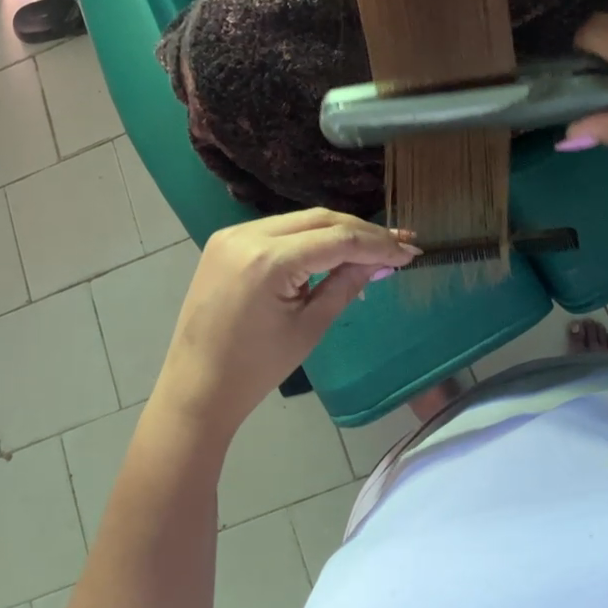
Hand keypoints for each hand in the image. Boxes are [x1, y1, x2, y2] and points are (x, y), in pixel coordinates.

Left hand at [153, 210, 417, 435]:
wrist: (197, 388)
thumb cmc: (256, 368)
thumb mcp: (309, 327)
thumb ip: (346, 284)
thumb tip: (381, 260)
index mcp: (268, 260)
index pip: (337, 239)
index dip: (378, 244)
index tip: (411, 252)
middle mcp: (248, 235)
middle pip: (320, 219)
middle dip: (362, 232)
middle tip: (400, 245)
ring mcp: (232, 235)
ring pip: (300, 221)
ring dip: (337, 232)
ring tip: (374, 249)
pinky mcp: (225, 242)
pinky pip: (278, 230)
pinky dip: (308, 238)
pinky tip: (333, 252)